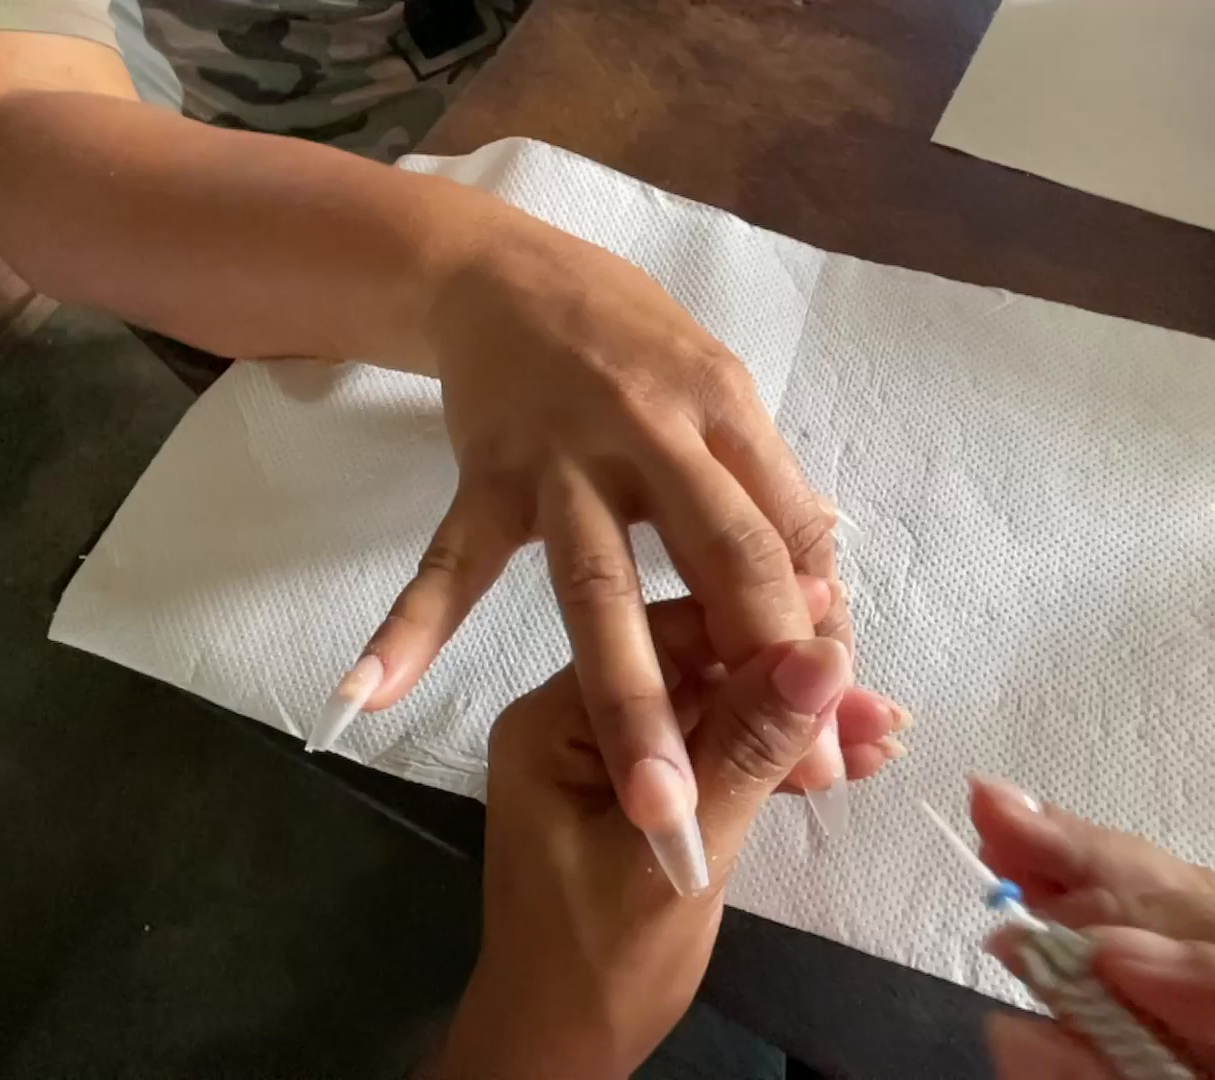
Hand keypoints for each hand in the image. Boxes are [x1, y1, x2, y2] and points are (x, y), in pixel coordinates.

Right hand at [332, 210, 883, 888]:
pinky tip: (372, 692)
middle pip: (723, 560)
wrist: (508, 268)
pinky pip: (453, 559)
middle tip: (804, 785)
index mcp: (726, 411)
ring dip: (629, 698)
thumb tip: (822, 583)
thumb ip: (763, 484)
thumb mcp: (718, 390)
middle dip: (766, 674)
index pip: (791, 537)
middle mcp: (654, 430)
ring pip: (601, 586)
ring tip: (653, 801)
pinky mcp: (487, 474)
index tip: (842, 722)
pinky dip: (413, 625)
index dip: (822, 630)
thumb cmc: (631, 338)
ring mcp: (563, 458)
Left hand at [426, 586, 898, 1079]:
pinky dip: (775, 764)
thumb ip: (751, 749)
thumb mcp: (685, 851)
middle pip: (697, 675)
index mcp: (556, 718)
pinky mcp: (647, 788)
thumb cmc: (602, 963)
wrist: (565, 1050)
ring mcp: (613, 755)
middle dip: (788, 686)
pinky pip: (713, 757)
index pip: (661, 640)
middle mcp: (579, 719)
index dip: (749, 625)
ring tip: (884, 734)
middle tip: (875, 698)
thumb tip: (822, 654)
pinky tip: (846, 765)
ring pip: (715, 717)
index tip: (835, 619)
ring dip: (796, 729)